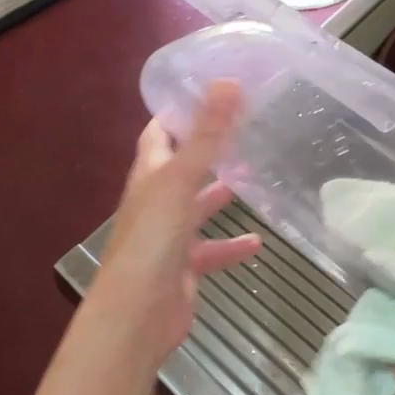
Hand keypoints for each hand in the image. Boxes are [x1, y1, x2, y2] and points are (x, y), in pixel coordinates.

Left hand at [87, 82, 261, 365]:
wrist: (137, 313)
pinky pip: (210, 250)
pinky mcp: (182, 267)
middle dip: (208, 151)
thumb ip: (207, 134)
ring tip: (253, 176)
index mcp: (148, 173)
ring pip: (196, 207)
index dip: (178, 112)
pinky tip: (258, 243)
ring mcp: (167, 235)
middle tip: (242, 130)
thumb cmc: (153, 238)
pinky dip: (231, 245)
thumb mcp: (181, 179)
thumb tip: (227, 81)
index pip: (159, 132)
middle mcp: (155, 199)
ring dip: (219, 194)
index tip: (208, 91)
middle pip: (181, 167)